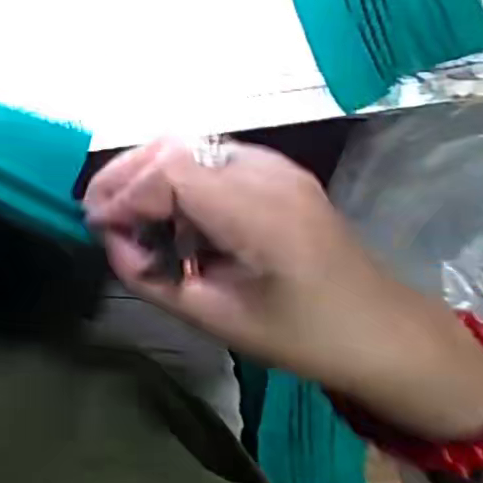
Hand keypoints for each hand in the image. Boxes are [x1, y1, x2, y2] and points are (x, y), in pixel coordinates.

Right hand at [83, 138, 482, 440]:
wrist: (385, 330)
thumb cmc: (306, 337)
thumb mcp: (219, 320)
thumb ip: (153, 278)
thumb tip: (110, 241)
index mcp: (260, 214)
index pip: (170, 173)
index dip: (122, 194)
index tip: (97, 226)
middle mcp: (265, 172)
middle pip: (171, 146)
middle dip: (123, 175)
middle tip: (97, 213)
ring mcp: (272, 164)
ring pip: (185, 145)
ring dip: (144, 172)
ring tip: (124, 212)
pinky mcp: (272, 168)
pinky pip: (205, 157)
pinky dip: (172, 175)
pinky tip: (166, 209)